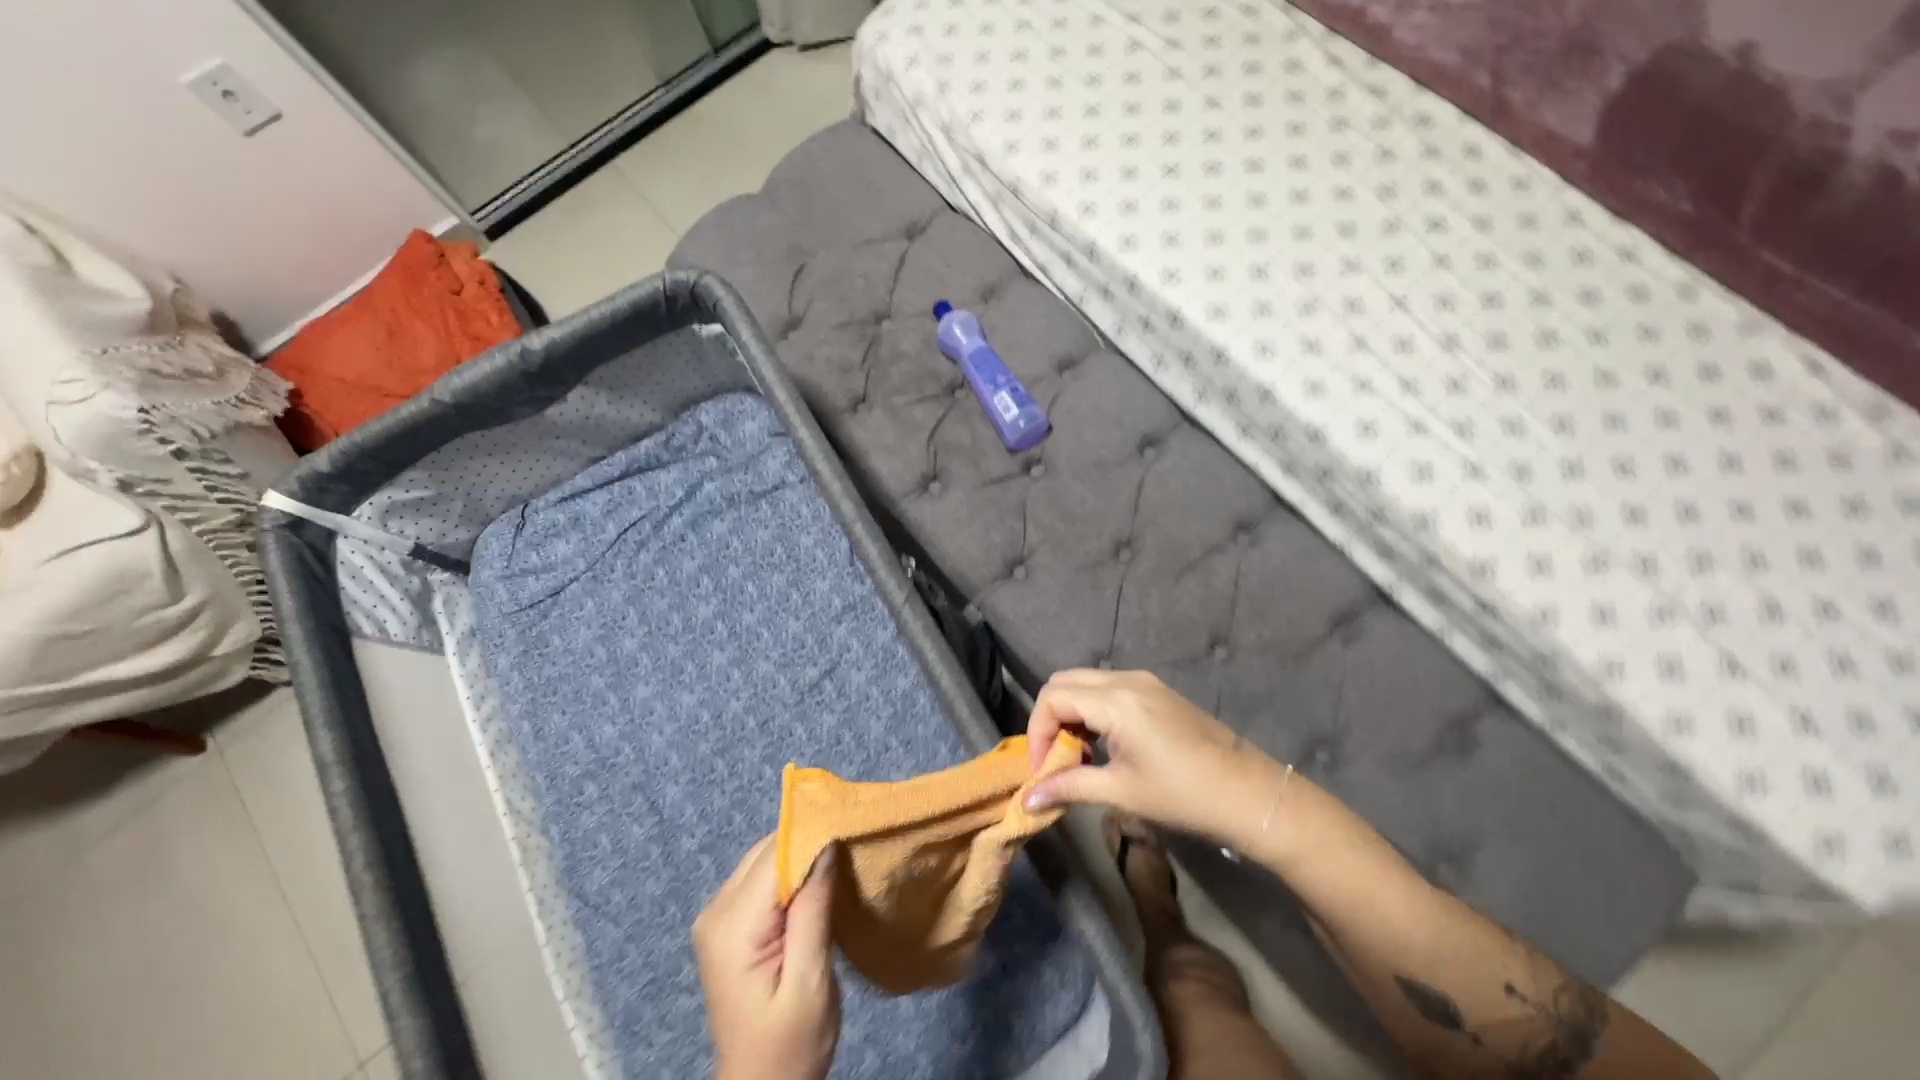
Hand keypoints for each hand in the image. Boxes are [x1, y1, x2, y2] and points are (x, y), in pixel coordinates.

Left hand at [693, 836, 840, 1079]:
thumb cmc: (791, 1044)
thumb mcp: (811, 980)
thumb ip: (813, 910)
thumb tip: (827, 845)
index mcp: (732, 927)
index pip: (773, 856)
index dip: (813, 835)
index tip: (853, 824)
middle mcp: (715, 912)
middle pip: (765, 853)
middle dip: (808, 843)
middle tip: (855, 841)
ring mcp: (716, 919)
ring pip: (762, 862)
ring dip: (800, 858)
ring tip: (843, 859)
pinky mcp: (726, 927)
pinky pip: (759, 883)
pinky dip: (788, 877)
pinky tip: (818, 884)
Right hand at [1023, 669, 1280, 848]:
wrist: (1249, 795)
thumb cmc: (1183, 795)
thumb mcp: (1121, 792)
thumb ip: (1069, 787)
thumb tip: (1027, 801)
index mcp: (1116, 701)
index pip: (1052, 698)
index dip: (1037, 732)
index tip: (1043, 770)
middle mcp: (1128, 680)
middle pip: (1065, 682)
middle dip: (1050, 719)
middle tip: (1054, 760)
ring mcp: (1146, 683)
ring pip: (1087, 683)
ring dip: (1072, 715)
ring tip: (1079, 757)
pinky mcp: (1158, 692)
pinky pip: (1109, 689)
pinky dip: (1093, 711)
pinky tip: (1105, 748)